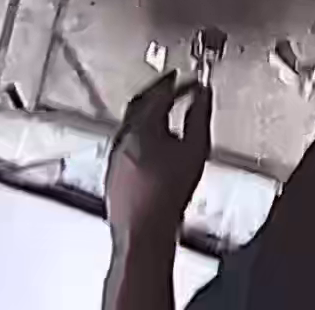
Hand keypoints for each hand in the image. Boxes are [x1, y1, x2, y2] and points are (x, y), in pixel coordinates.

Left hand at [105, 72, 210, 242]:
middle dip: (158, 90)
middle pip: (139, 104)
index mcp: (142, 129)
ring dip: (148, 110)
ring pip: (130, 122)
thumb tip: (203, 94)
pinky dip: (140, 129)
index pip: (160, 94)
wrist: (143, 233)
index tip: (191, 80)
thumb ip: (199, 115)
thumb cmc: (168, 194)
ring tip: (166, 106)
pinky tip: (153, 137)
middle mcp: (123, 139)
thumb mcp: (196, 148)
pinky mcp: (112, 172)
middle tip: (172, 82)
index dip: (178, 83)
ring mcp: (114, 157)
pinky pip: (125, 139)